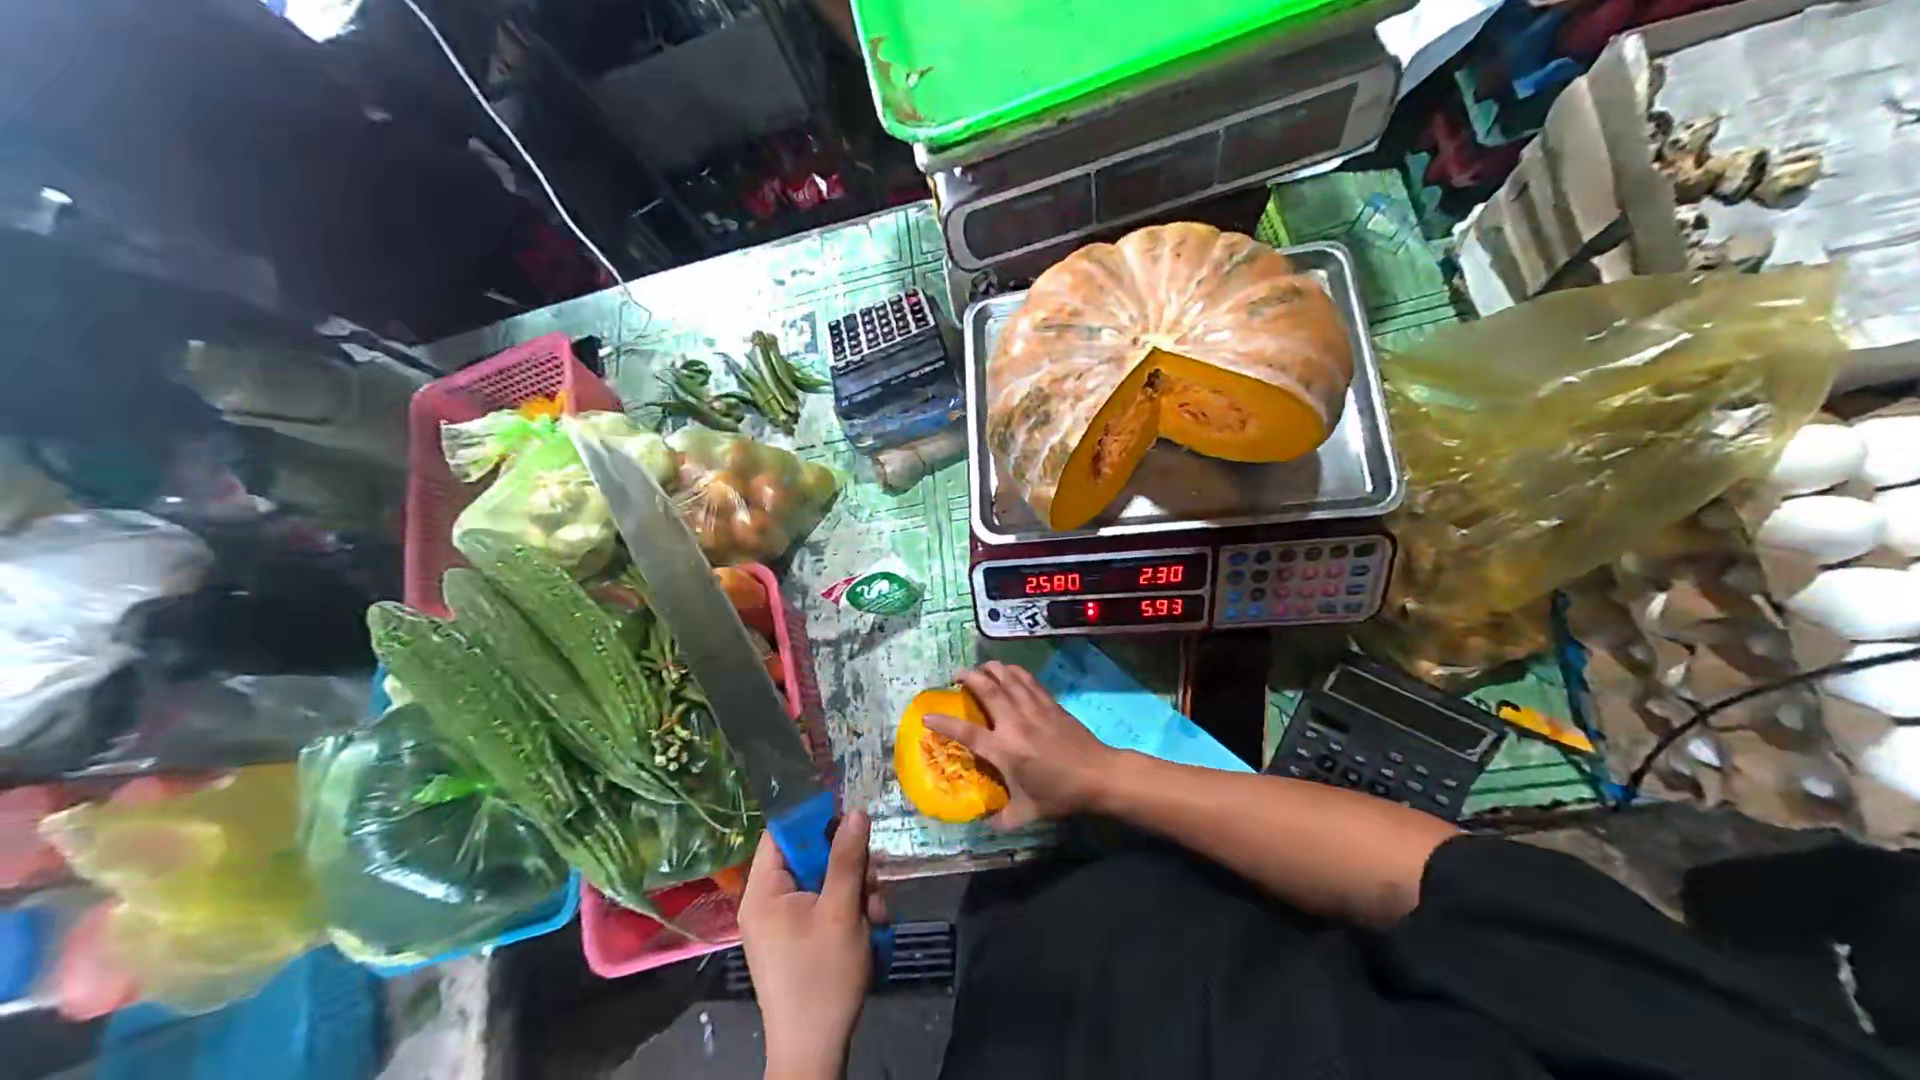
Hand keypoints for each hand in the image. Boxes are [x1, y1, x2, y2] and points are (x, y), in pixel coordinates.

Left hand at [739, 811, 885, 1079]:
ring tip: (875, 915)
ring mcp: (781, 923)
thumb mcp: (842, 912)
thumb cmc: (823, 978)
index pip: (782, 833)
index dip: (815, 819)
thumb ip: (848, 859)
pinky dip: (847, 911)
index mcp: (763, 891)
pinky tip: (869, 929)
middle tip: (873, 883)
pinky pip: (822, 907)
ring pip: (823, 882)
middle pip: (809, 857)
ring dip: (855, 891)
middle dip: (847, 866)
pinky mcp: (796, 940)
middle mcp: (767, 902)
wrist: (814, 1053)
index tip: (850, 818)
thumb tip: (856, 811)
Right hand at [923, 661, 1121, 828]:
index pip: (966, 732)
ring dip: (989, 669)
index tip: (927, 717)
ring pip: (1007, 677)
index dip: (944, 723)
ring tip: (979, 669)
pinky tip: (1007, 671)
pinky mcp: (1049, 702)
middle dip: (967, 677)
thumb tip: (984, 824)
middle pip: (986, 689)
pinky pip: (1027, 679)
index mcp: (1004, 750)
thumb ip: (1002, 818)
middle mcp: (1015, 723)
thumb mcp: (1028, 813)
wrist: (1098, 775)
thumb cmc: (1060, 795)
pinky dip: (1013, 671)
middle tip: (956, 676)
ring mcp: (1033, 708)